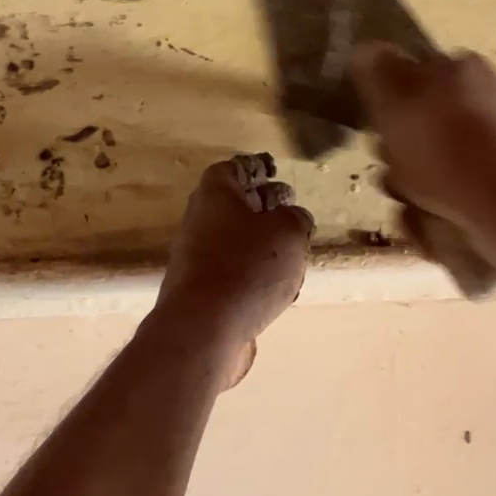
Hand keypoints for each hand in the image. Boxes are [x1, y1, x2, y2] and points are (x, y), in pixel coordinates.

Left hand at [153, 154, 313, 383]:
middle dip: (264, 205)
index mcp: (216, 196)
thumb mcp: (287, 233)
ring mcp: (200, 261)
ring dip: (264, 244)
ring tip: (293, 251)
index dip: (254, 167)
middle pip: (234, 206)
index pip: (233, 169)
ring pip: (237, 242)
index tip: (272, 169)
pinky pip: (236, 275)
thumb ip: (295, 219)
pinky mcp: (205, 294)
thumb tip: (294, 219)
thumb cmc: (247, 267)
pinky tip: (279, 289)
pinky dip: (256, 276)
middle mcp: (201, 223)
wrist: (204, 328)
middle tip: (290, 206)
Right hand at [351, 45, 495, 241]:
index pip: (415, 73)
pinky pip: (466, 182)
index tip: (378, 131)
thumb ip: (377, 72)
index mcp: (463, 65)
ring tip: (411, 200)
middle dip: (406, 144)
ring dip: (422, 175)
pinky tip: (435, 215)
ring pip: (447, 152)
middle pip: (430, 117)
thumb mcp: (394, 105)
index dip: (390, 103)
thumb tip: (366, 47)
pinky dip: (447, 196)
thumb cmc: (442, 153)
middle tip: (392, 169)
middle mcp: (492, 90)